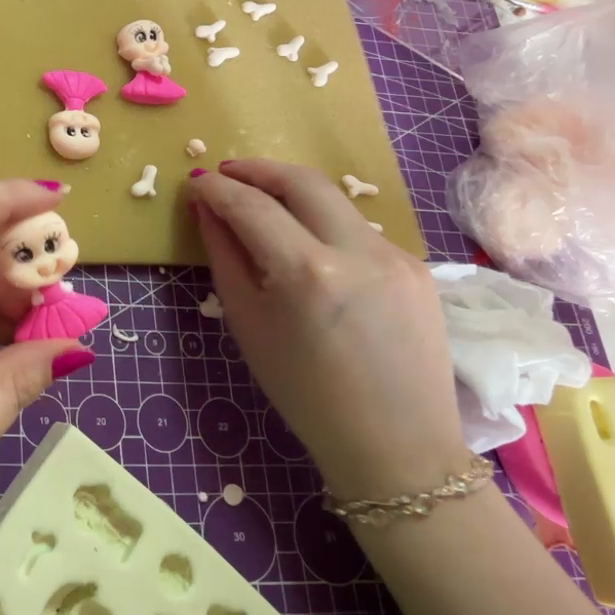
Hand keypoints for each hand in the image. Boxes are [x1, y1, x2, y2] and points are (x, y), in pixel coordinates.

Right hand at [190, 159, 466, 501]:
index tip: (196, 180)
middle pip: (302, 180)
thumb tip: (207, 207)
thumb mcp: (247, 322)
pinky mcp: (418, 267)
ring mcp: (396, 256)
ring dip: (293, 194)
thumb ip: (224, 255)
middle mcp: (357, 250)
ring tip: (262, 206)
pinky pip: (359, 231)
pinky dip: (325, 226)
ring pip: (334, 202)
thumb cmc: (304, 392)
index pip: (251, 205)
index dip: (217, 187)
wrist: (395, 445)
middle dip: (258, 169)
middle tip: (227, 173)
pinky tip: (309, 248)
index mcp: (307, 272)